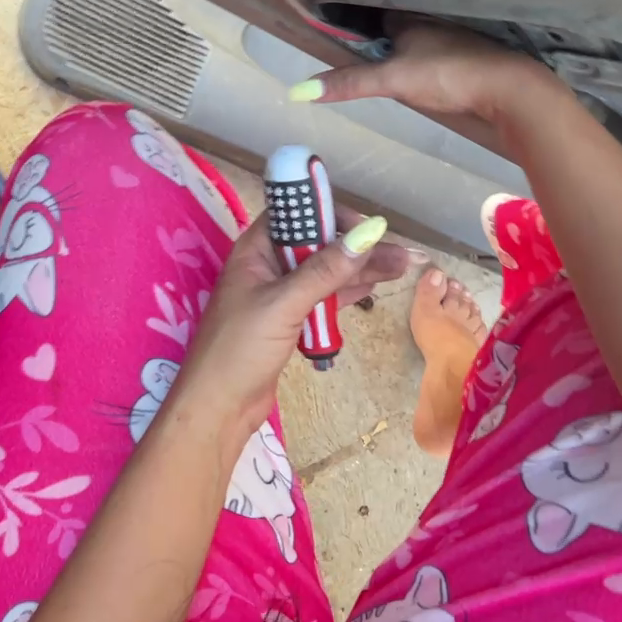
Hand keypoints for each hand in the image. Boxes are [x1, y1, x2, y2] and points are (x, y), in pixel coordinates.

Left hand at [164, 207, 416, 441]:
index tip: (364, 225)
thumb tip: (365, 235)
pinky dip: (349, 291)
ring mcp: (280, 294)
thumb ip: (324, 270)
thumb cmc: (240, 348)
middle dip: (356, 246)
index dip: (327, 214)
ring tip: (402, 265)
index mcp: (255, 250)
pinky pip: (324, 296)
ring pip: (326, 272)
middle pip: (317, 244)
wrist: (219, 407)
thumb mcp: (283, 304)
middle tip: (400, 252)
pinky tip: (377, 284)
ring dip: (360, 269)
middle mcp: (268, 265)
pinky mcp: (291, 319)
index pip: (294, 215)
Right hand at [290, 20, 568, 142]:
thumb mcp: (392, 80)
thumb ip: (349, 83)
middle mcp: (431, 25)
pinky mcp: (469, 63)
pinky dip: (423, 64)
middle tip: (355, 50)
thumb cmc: (448, 75)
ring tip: (381, 63)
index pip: (374, 17)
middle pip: (395, 30)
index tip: (337, 32)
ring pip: (418, 43)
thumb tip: (297, 90)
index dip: (356, 25)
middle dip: (378, 37)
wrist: (509, 92)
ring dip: (402, 50)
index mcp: (410, 20)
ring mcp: (452, 44)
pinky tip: (419, 77)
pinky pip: (435, 58)